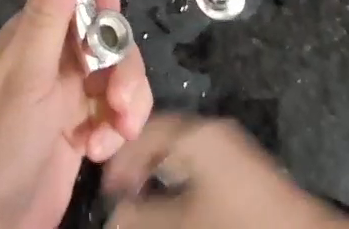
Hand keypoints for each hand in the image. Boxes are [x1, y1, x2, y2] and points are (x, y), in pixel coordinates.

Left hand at [0, 0, 153, 228]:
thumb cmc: (0, 146)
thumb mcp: (25, 78)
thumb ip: (46, 19)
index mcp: (30, 39)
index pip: (76, 3)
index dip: (102, 13)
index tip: (115, 32)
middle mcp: (51, 61)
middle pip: (107, 41)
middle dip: (122, 69)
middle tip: (122, 100)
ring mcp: (67, 97)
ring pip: (118, 77)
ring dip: (127, 105)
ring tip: (116, 135)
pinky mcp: (82, 130)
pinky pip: (117, 114)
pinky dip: (117, 131)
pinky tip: (100, 152)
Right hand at [101, 115, 348, 228]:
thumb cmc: (237, 221)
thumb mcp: (180, 220)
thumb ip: (140, 216)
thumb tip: (113, 216)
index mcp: (197, 134)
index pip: (145, 129)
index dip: (120, 155)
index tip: (106, 184)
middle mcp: (213, 134)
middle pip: (162, 140)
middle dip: (138, 166)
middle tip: (121, 192)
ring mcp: (230, 153)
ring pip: (181, 157)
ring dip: (158, 178)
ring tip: (141, 202)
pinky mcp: (242, 175)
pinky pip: (198, 170)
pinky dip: (178, 185)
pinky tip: (172, 207)